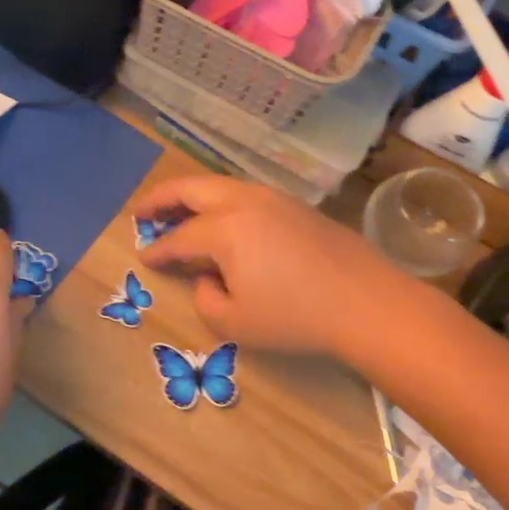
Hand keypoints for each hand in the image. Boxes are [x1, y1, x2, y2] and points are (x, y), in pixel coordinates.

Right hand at [135, 176, 409, 354]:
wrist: (367, 302)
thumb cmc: (296, 317)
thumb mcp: (236, 323)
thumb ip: (205, 300)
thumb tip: (207, 278)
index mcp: (224, 229)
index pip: (180, 238)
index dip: (158, 250)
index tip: (143, 256)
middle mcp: (244, 202)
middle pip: (192, 189)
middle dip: (162, 198)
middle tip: (141, 210)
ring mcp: (273, 199)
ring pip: (220, 185)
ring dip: (192, 195)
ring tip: (177, 210)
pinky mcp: (295, 206)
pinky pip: (243, 193)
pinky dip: (220, 201)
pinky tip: (221, 219)